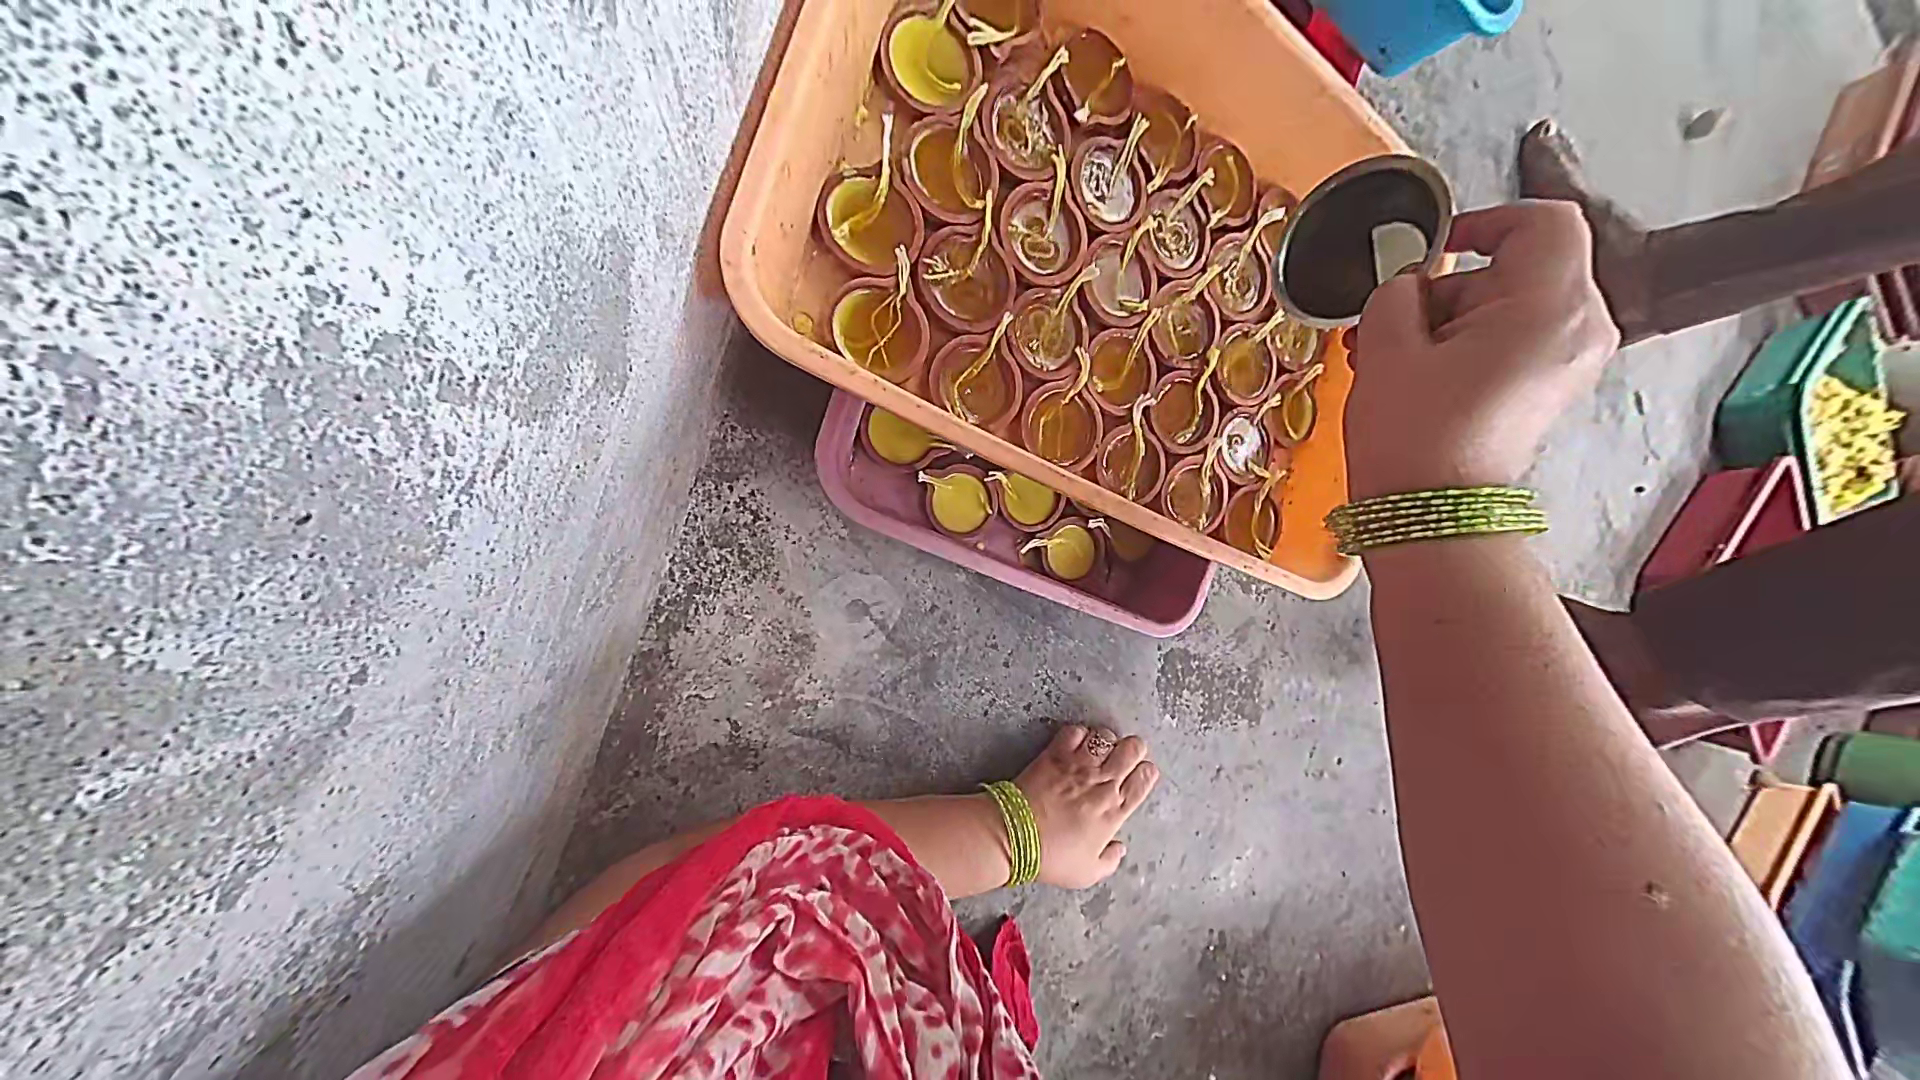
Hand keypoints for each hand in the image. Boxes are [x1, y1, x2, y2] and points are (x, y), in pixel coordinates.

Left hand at [1014, 724, 1158, 888]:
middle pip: (1132, 749)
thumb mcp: (1088, 872)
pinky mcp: (1056, 754)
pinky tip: (1075, 743)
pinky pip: (1076, 731)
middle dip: (1133, 748)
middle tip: (1125, 754)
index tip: (1143, 772)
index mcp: (1115, 811)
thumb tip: (1119, 849)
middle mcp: (1102, 783)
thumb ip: (1110, 860)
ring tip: (1099, 748)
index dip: (1147, 772)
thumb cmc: (1051, 856)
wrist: (1015, 835)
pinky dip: (1079, 733)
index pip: (1144, 780)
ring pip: (1106, 736)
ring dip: (1106, 740)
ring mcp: (1079, 765)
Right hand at [1343, 201, 1619, 499]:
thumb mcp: (1386, 351)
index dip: (1485, 220)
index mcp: (1549, 307)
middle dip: (1447, 288)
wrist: (1429, 512)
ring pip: (1508, 308)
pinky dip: (1462, 345)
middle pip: (1517, 270)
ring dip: (1445, 321)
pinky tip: (1414, 372)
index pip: (1541, 223)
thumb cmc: (1411, 433)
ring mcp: (1568, 360)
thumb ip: (1395, 295)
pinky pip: (1510, 341)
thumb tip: (1406, 284)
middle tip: (1387, 325)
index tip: (1435, 247)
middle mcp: (1579, 327)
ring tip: (1388, 357)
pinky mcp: (1547, 387)